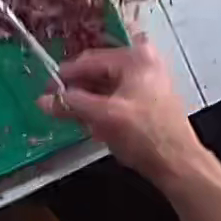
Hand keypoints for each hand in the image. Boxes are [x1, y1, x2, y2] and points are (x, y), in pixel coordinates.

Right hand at [36, 36, 209, 186]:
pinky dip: (101, 107)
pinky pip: (116, 97)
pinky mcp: (147, 101)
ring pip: (106, 85)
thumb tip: (43, 100)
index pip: (90, 59)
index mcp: (136, 58)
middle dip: (76, 88)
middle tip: (54, 102)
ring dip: (87, 99)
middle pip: (98, 71)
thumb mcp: (103, 117)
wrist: (177, 163)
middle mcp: (143, 63)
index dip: (65, 74)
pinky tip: (90, 122)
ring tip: (69, 114)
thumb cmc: (145, 135)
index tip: (46, 88)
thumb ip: (71, 105)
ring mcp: (147, 81)